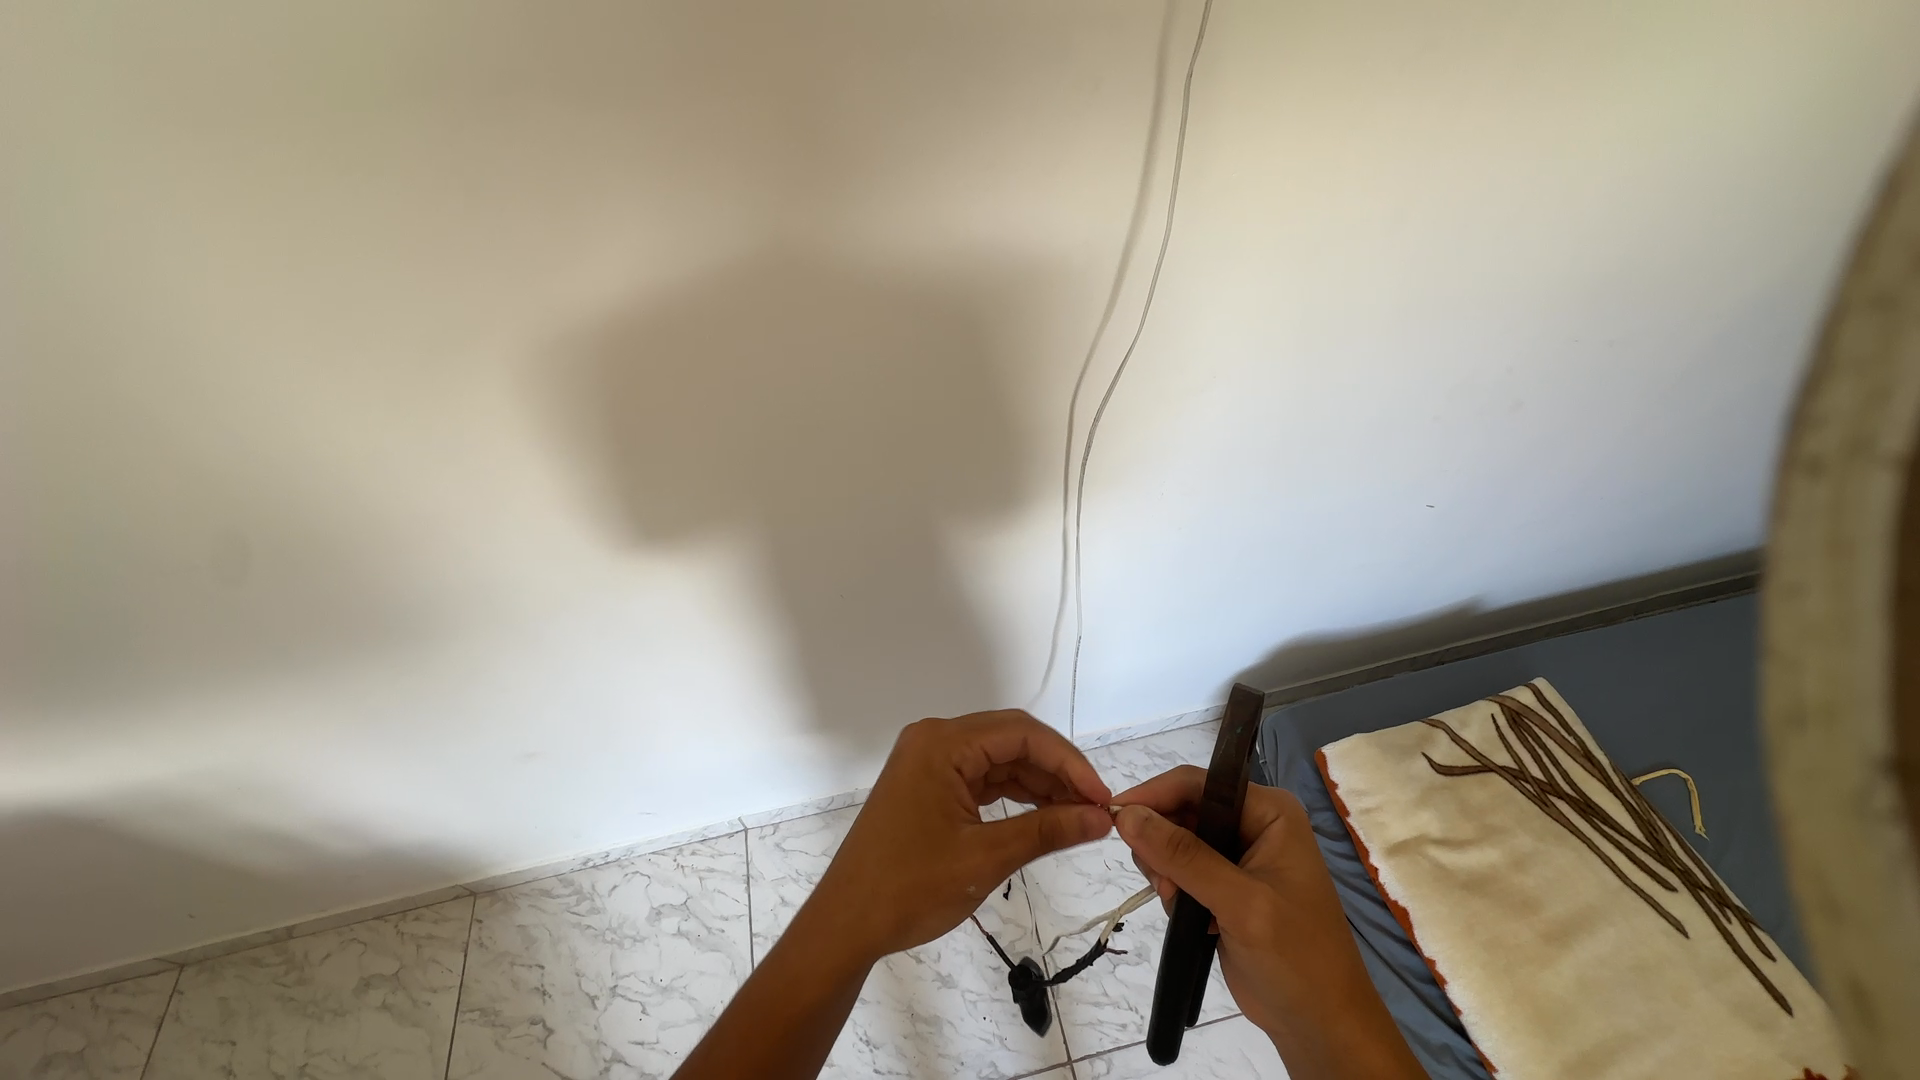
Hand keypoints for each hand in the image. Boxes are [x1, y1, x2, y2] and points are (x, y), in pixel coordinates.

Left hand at [808, 709, 1113, 963]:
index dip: (1069, 762)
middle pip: (1010, 740)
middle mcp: (934, 739)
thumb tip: (1101, 818)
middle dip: (1056, 771)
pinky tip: (1043, 815)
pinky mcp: (927, 784)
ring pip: (998, 759)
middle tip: (1095, 808)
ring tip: (1077, 816)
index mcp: (943, 743)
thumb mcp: (985, 858)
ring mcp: (928, 761)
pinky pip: (980, 777)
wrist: (846, 923)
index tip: (1102, 798)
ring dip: (1038, 784)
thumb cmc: (910, 888)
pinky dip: (1013, 794)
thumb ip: (1047, 831)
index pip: (1022, 734)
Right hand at [1112, 766, 1422, 1079]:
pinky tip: (1185, 915)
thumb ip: (1183, 856)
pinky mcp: (1224, 884)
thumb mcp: (1240, 903)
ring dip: (1164, 869)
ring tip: (1176, 903)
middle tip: (1159, 883)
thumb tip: (1126, 815)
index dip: (1153, 795)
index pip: (1197, 783)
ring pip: (1174, 839)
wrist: (1320, 1025)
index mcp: (1268, 811)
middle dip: (1160, 841)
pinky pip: (1179, 868)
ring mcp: (1237, 854)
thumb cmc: (1296, 958)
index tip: (1114, 817)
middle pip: (1181, 808)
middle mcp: (1252, 822)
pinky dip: (1172, 887)